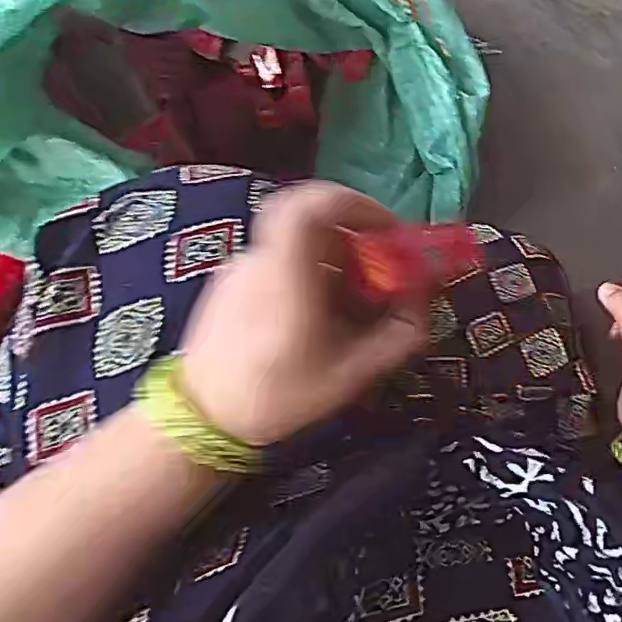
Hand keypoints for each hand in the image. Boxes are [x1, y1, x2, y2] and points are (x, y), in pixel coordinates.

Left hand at [178, 182, 426, 445]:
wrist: (198, 419)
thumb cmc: (275, 396)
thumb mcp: (349, 376)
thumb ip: (395, 339)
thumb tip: (422, 308)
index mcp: (287, 274)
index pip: (311, 204)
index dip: (355, 202)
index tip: (386, 228)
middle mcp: (261, 259)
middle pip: (313, 220)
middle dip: (357, 235)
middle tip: (382, 264)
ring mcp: (241, 268)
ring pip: (298, 242)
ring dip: (336, 258)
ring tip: (354, 300)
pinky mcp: (232, 282)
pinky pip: (281, 260)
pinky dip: (311, 271)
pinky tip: (319, 314)